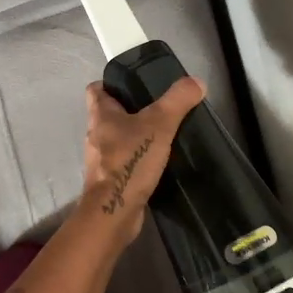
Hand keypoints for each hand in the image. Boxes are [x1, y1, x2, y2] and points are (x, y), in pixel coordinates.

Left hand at [77, 77, 204, 242]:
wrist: (115, 211)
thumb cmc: (130, 160)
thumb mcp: (159, 124)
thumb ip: (177, 101)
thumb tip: (196, 81)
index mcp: (100, 115)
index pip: (96, 90)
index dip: (111, 84)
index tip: (134, 84)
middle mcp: (96, 135)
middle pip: (108, 115)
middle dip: (129, 111)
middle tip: (157, 109)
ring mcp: (100, 160)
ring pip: (116, 140)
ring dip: (134, 137)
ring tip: (161, 135)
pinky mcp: (110, 181)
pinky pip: (123, 163)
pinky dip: (137, 160)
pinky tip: (157, 163)